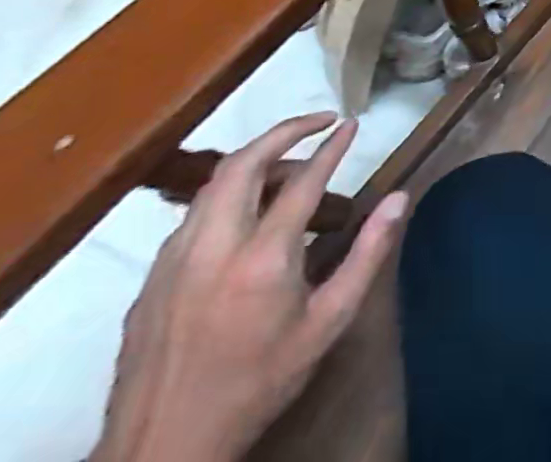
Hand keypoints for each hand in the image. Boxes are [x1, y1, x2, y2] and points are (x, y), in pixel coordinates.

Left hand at [91, 114, 407, 461]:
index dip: (331, 147)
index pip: (303, 180)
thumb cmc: (260, 382)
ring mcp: (174, 257)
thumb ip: (367, 255)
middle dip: (284, 131)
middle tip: (319, 122)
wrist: (164, 446)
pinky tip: (247, 215)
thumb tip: (398, 199)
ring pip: (212, 184)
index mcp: (263, 256)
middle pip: (244, 162)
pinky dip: (227, 194)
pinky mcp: (152, 275)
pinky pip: (194, 214)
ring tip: (290, 165)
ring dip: (254, 159)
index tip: (350, 124)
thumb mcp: (328, 323)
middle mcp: (214, 244)